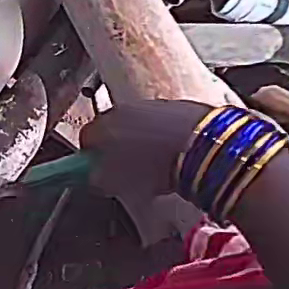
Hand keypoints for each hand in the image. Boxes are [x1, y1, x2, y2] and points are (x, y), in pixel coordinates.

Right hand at [82, 99, 213, 206]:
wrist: (203, 147)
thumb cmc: (155, 166)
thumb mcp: (117, 183)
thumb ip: (97, 179)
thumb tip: (94, 177)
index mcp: (101, 127)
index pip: (85, 139)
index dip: (90, 156)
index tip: (97, 168)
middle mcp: (121, 110)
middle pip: (111, 128)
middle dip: (116, 146)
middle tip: (126, 168)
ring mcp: (150, 105)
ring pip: (137, 123)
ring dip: (141, 139)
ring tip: (154, 163)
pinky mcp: (177, 104)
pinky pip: (163, 121)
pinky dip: (164, 134)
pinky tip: (174, 153)